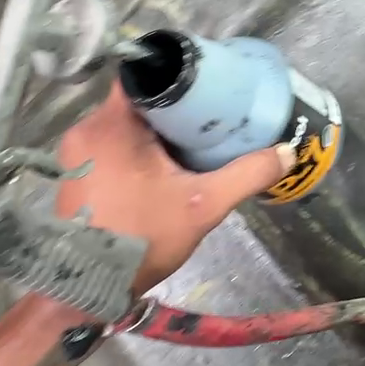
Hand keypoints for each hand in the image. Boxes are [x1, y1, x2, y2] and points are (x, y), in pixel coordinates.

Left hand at [55, 86, 293, 293]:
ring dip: (158, 126)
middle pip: (139, 98)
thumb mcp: (203, 205)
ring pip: (127, 121)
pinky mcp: (77, 174)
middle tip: (212, 109)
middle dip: (174, 103)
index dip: (177, 71)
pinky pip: (114, 142)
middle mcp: (86, 130)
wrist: (85, 294)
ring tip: (196, 132)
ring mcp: (77, 153)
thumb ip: (247, 174)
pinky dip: (140, 144)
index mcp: (110, 124)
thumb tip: (287, 152)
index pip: (143, 74)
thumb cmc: (140, 238)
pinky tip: (169, 159)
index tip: (208, 80)